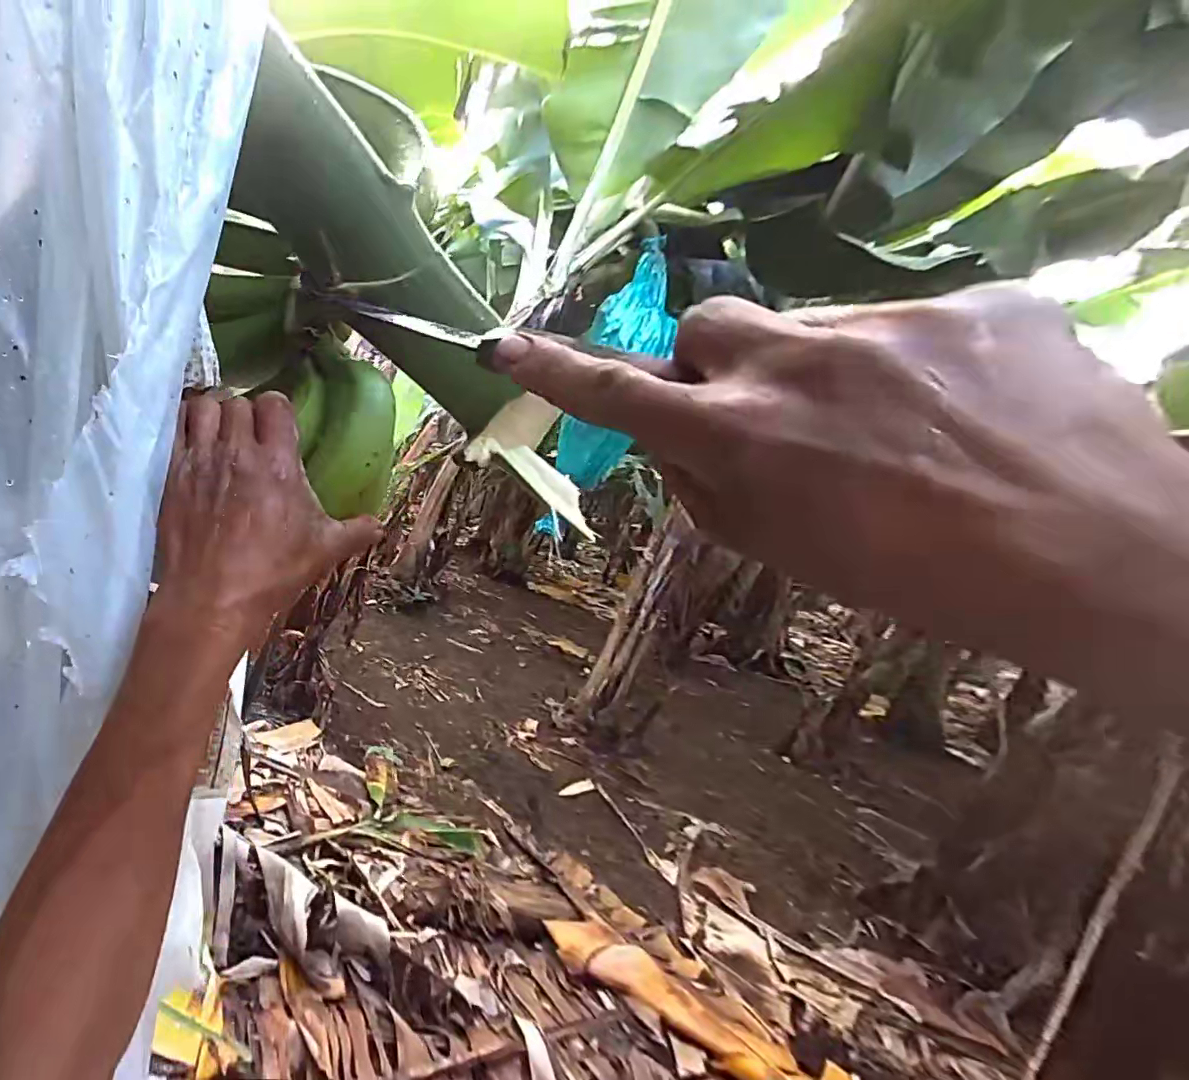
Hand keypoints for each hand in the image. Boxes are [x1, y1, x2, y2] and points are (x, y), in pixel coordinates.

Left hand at [153, 392, 380, 645]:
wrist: (212, 600)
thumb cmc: (270, 575)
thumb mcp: (322, 552)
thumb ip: (354, 531)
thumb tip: (377, 525)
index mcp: (278, 464)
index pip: (275, 404)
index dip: (277, 409)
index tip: (276, 424)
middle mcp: (238, 453)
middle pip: (238, 402)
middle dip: (245, 413)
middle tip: (247, 434)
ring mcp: (201, 462)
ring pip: (205, 407)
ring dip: (213, 413)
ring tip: (217, 431)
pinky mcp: (173, 476)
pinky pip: (174, 429)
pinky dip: (183, 426)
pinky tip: (190, 440)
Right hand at [485, 285, 1188, 714]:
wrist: (1108, 559)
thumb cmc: (897, 570)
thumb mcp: (759, 539)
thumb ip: (694, 475)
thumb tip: (672, 431)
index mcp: (735, 435)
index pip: (615, 392)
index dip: (551, 371)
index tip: (503, 347)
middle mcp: (795, 366)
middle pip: (706, 324)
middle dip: (710, 362)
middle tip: (755, 408)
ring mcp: (889, 326)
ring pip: (802, 325)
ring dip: (807, 366)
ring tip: (877, 422)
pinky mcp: (977, 303)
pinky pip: (897, 322)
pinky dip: (898, 361)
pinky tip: (948, 408)